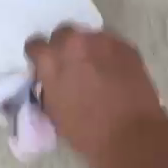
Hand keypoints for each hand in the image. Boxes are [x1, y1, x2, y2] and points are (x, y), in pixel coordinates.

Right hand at [25, 26, 167, 167]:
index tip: (46, 64)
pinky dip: (109, 54)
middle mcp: (74, 43)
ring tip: (97, 69)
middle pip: (63, 33)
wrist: (131, 135)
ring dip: (89, 49)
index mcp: (51, 60)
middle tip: (72, 65)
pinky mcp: (125, 44)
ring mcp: (101, 40)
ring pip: (89, 37)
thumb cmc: (87, 132)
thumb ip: (49, 86)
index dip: (41, 56)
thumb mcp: (54, 111)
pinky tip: (115, 72)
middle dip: (65, 46)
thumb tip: (51, 79)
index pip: (36, 44)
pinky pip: (110, 44)